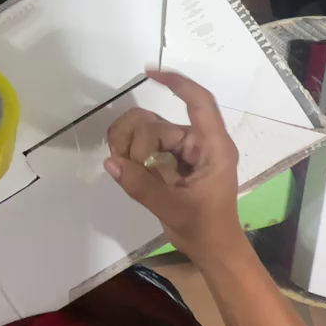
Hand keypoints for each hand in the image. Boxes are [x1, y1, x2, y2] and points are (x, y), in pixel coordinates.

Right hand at [103, 71, 248, 267]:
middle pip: (156, 122)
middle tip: (125, 165)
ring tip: (124, 168)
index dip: (177, 83)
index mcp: (212, 148)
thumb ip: (141, 184)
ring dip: (130, 146)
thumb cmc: (206, 229)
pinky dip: (130, 153)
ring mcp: (183, 150)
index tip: (148, 74)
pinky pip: (143, 144)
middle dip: (135, 141)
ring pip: (146, 130)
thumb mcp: (173, 209)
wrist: (214, 252)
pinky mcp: (171, 159)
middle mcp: (198, 142)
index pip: (199, 102)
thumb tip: (111, 161)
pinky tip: (125, 167)